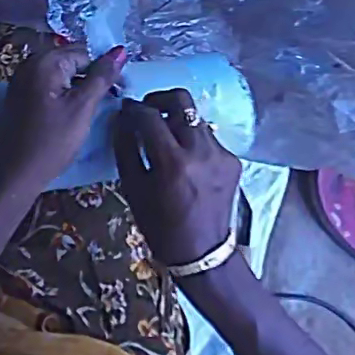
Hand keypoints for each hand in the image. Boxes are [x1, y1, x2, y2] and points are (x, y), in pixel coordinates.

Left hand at [0, 43, 125, 194]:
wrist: (19, 172)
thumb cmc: (53, 140)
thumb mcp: (83, 107)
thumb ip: (102, 77)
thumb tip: (120, 51)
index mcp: (45, 62)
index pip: (85, 53)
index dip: (105, 69)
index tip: (120, 89)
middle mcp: (30, 64)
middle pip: (71, 59)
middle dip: (92, 74)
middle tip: (111, 97)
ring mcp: (21, 80)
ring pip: (60, 72)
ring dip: (79, 84)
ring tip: (94, 105)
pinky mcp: (20, 96)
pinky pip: (48, 84)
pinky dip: (64, 92)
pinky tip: (73, 110)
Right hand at [113, 89, 241, 267]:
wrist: (203, 254)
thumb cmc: (160, 226)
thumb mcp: (133, 189)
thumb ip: (126, 148)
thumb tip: (121, 119)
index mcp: (173, 162)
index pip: (149, 115)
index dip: (134, 109)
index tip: (126, 111)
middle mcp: (201, 151)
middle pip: (181, 100)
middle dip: (159, 100)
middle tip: (147, 112)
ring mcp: (221, 154)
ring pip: (195, 118)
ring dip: (177, 122)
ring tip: (165, 141)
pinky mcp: (233, 160)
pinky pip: (208, 138)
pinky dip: (192, 142)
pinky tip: (185, 162)